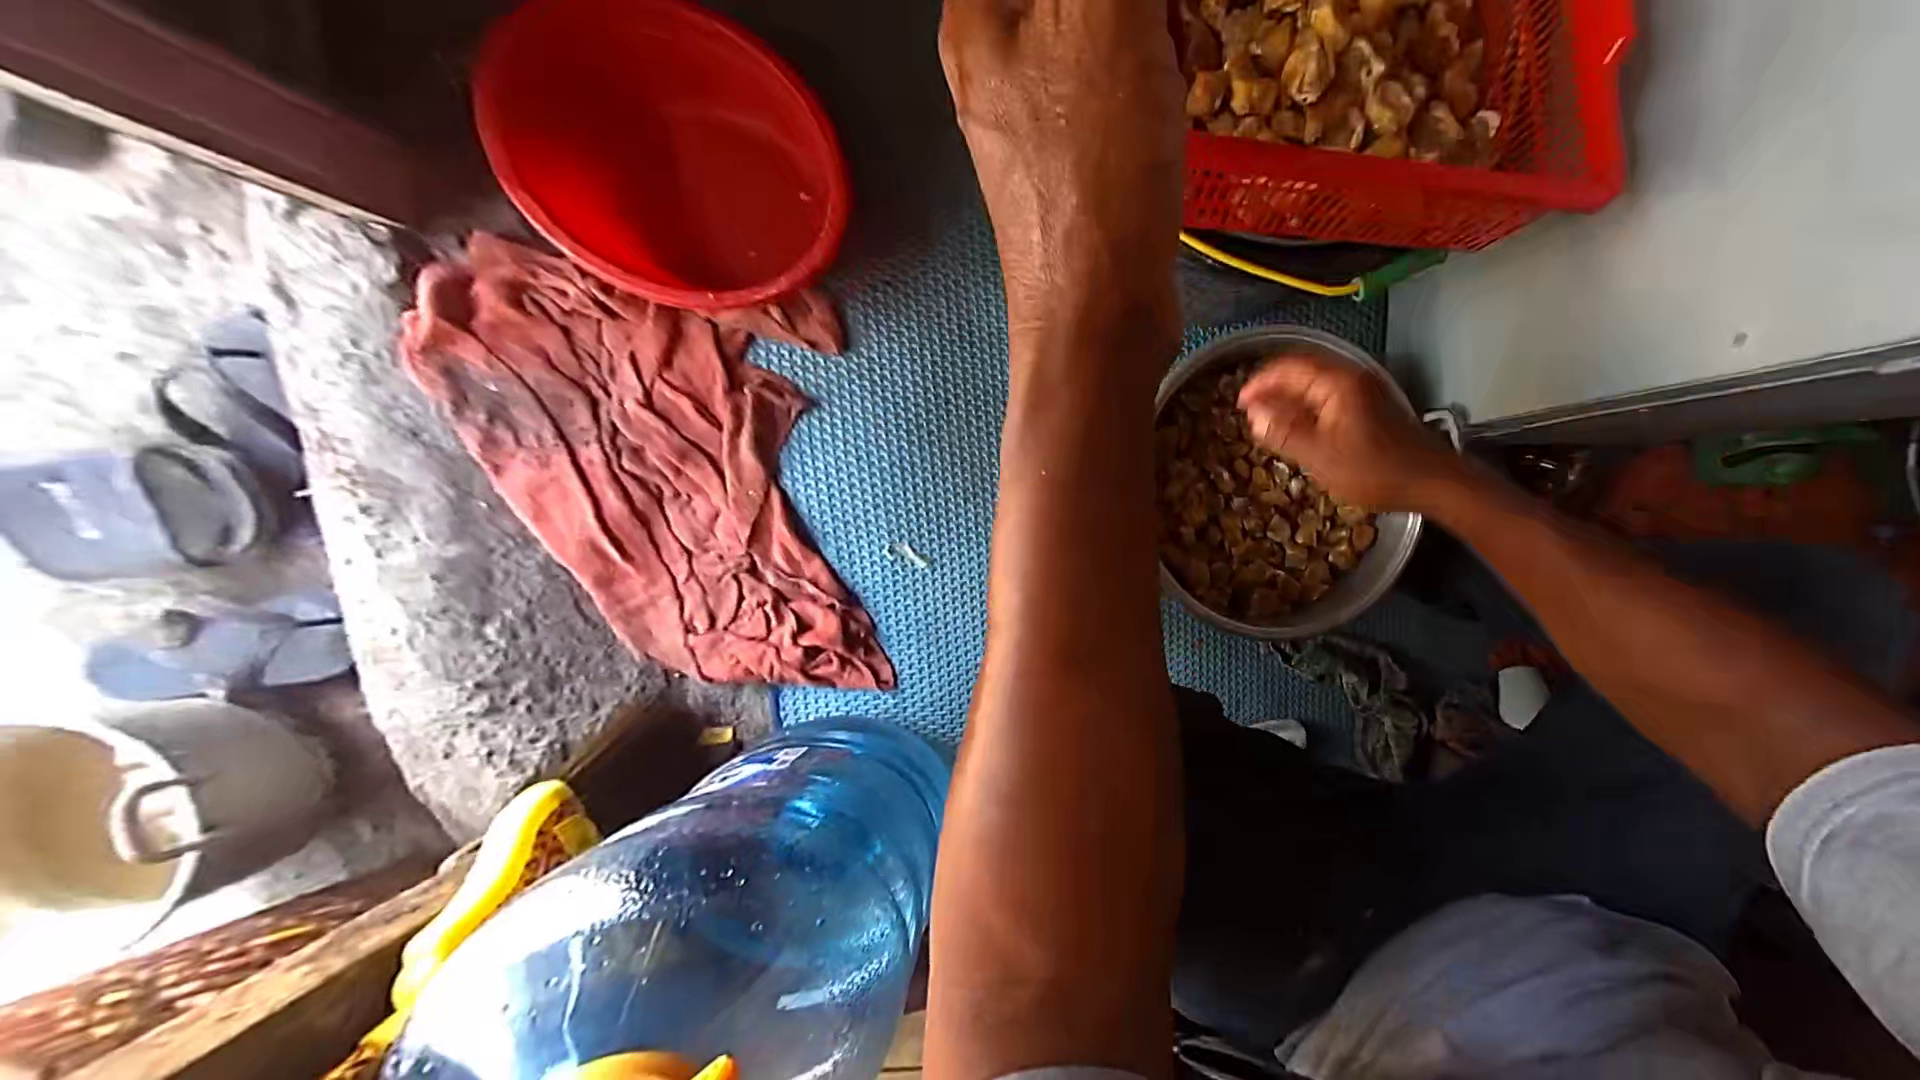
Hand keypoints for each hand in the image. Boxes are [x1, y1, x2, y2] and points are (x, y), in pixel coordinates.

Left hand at [939, 0, 1184, 335]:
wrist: (1098, 311)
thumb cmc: (1094, 172)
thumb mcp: (1104, 19)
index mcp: (981, 15)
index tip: (1148, 11)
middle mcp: (996, 59)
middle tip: (1175, 22)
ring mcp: (1033, 111)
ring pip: (1106, 19)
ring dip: (1160, 21)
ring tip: (1185, 63)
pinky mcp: (1072, 153)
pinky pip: (1116, 76)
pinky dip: (1154, 72)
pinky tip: (1177, 98)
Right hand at [1237, 352, 1462, 510]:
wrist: (1432, 482)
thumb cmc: (1374, 470)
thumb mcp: (1320, 455)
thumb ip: (1284, 431)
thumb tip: (1253, 412)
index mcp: (1339, 384)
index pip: (1290, 368)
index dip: (1260, 382)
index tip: (1238, 402)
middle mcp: (1353, 379)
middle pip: (1303, 370)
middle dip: (1272, 385)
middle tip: (1248, 406)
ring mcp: (1364, 391)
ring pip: (1316, 382)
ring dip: (1288, 395)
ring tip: (1266, 415)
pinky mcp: (1370, 406)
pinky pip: (1327, 395)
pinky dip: (1305, 404)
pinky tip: (1296, 423)